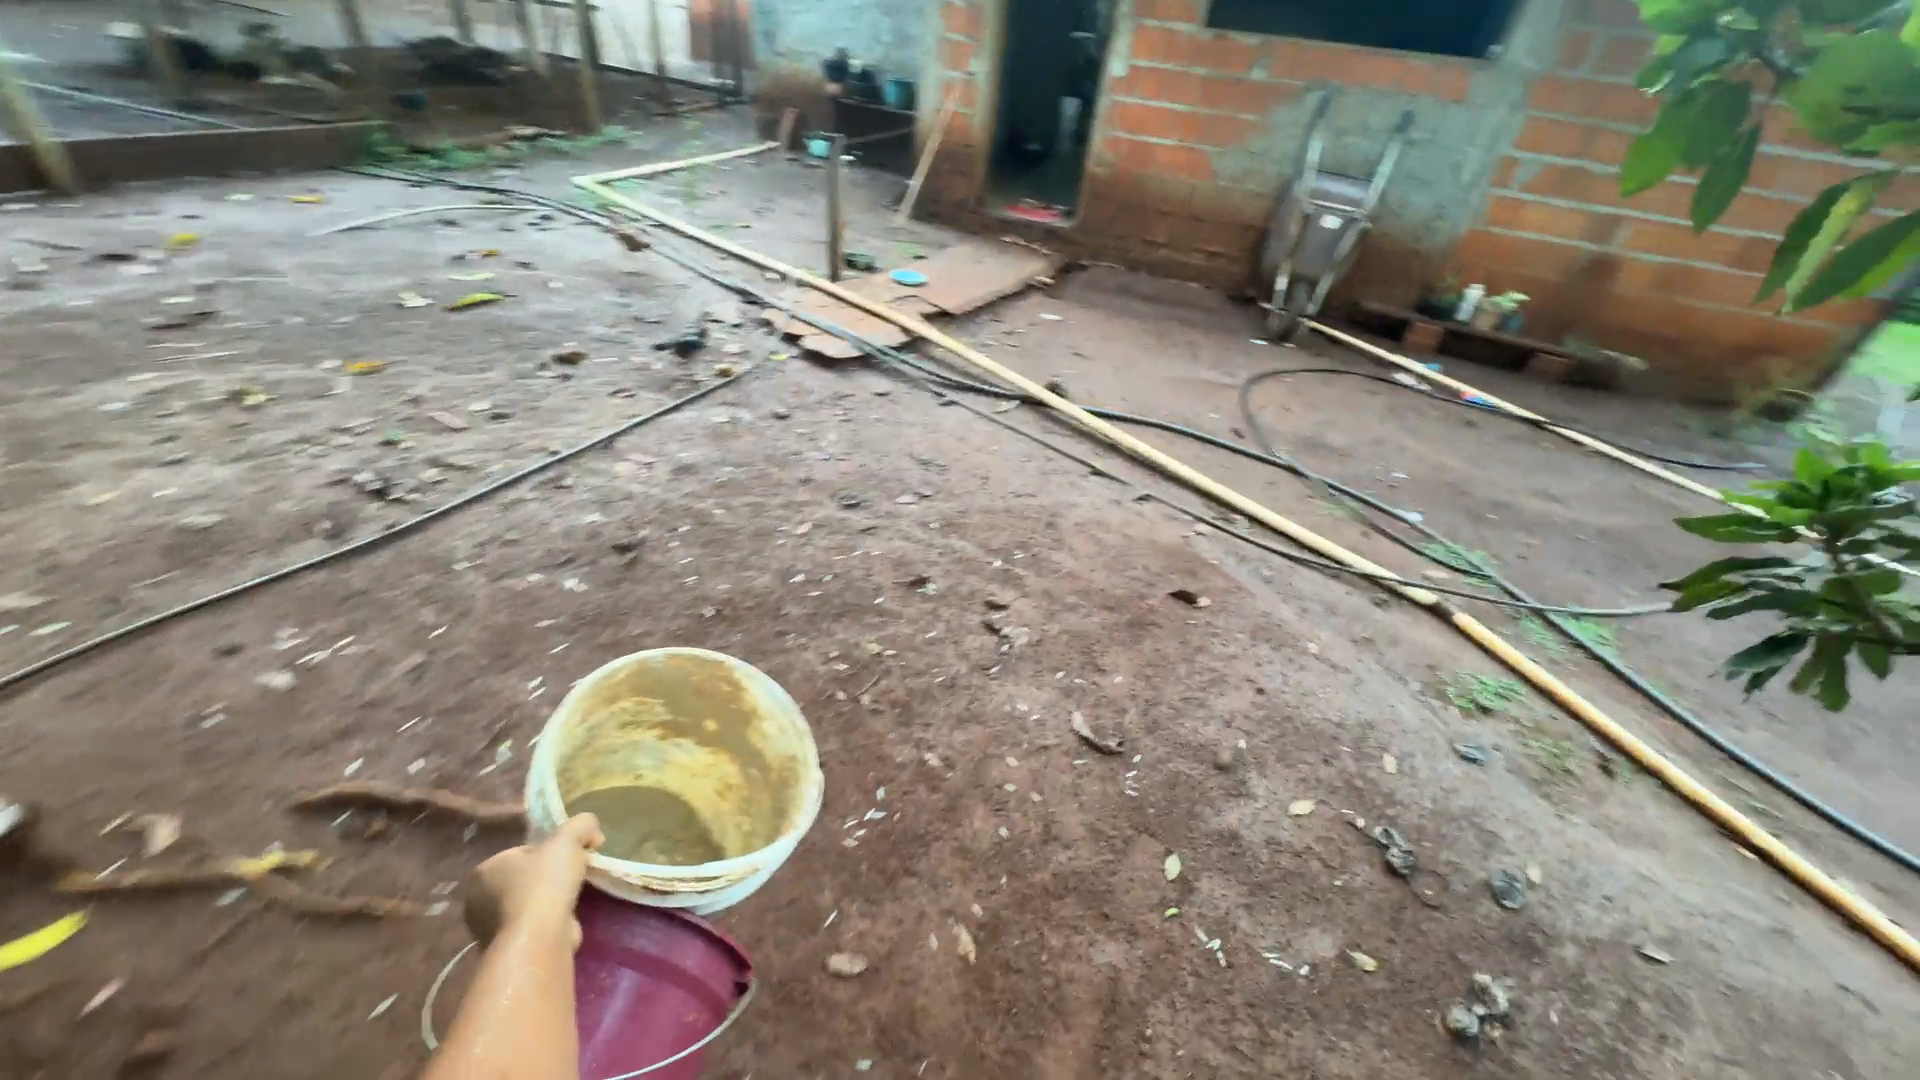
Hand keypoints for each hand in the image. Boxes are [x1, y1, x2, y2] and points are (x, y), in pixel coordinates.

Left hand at [463, 813, 604, 948]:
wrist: (539, 938)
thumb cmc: (544, 884)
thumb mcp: (568, 837)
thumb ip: (581, 824)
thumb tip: (593, 835)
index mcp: (483, 871)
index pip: (519, 853)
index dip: (546, 852)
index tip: (568, 857)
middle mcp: (476, 901)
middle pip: (522, 879)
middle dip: (546, 878)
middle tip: (572, 877)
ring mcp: (487, 930)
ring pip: (526, 905)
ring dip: (548, 902)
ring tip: (572, 900)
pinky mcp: (505, 950)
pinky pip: (530, 927)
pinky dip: (547, 923)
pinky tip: (564, 920)